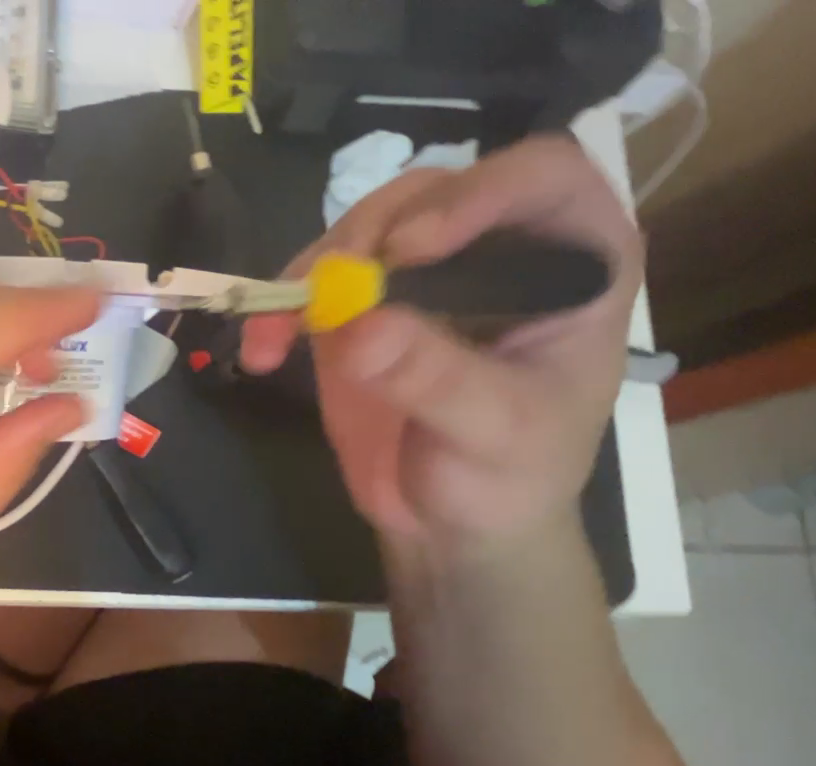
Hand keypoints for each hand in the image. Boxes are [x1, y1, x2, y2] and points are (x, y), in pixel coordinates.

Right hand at [241, 136, 643, 558]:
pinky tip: (262, 350)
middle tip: (328, 288)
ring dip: (308, 273)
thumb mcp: (492, 433)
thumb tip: (359, 326)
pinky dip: (275, 311)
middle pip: (426, 195)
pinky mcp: (357, 314)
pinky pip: (310, 287)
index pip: (535, 180)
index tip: (407, 250)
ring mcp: (418, 283)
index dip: (471, 195)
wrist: (450, 523)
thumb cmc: (507, 477)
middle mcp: (490, 254)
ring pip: (359, 233)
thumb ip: (435, 378)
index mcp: (566, 262)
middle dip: (367, 235)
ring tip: (276, 331)